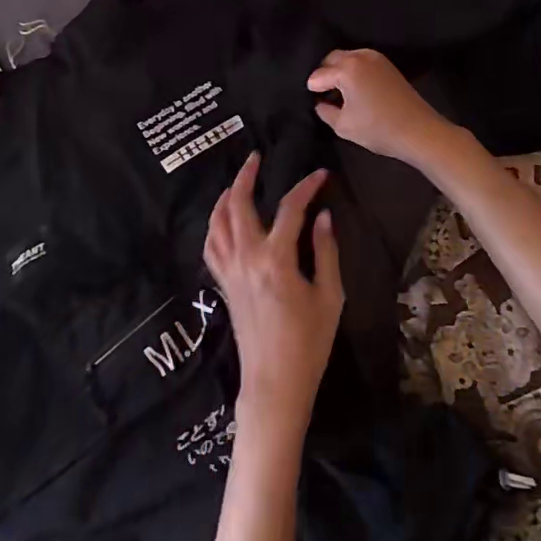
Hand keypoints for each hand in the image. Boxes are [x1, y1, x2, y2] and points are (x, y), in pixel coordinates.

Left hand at [203, 152, 343, 430]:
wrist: (275, 382)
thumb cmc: (309, 342)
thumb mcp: (330, 295)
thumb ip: (326, 252)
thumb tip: (323, 217)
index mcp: (276, 260)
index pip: (290, 209)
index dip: (306, 186)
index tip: (321, 174)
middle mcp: (246, 259)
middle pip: (237, 206)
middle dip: (245, 177)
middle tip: (256, 158)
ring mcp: (229, 272)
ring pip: (217, 223)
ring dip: (224, 197)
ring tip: (236, 182)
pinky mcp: (223, 285)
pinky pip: (211, 246)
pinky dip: (215, 226)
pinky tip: (224, 220)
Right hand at [308, 49, 466, 169]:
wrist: (418, 130)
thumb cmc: (378, 129)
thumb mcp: (343, 125)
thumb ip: (325, 110)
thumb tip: (320, 102)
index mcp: (347, 68)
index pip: (319, 75)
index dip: (312, 88)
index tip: (311, 99)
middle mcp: (361, 55)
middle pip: (332, 58)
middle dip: (324, 73)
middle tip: (321, 93)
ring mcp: (377, 58)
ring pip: (348, 58)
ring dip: (339, 71)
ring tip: (337, 92)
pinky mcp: (388, 65)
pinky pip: (361, 62)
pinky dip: (353, 71)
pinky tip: (353, 89)